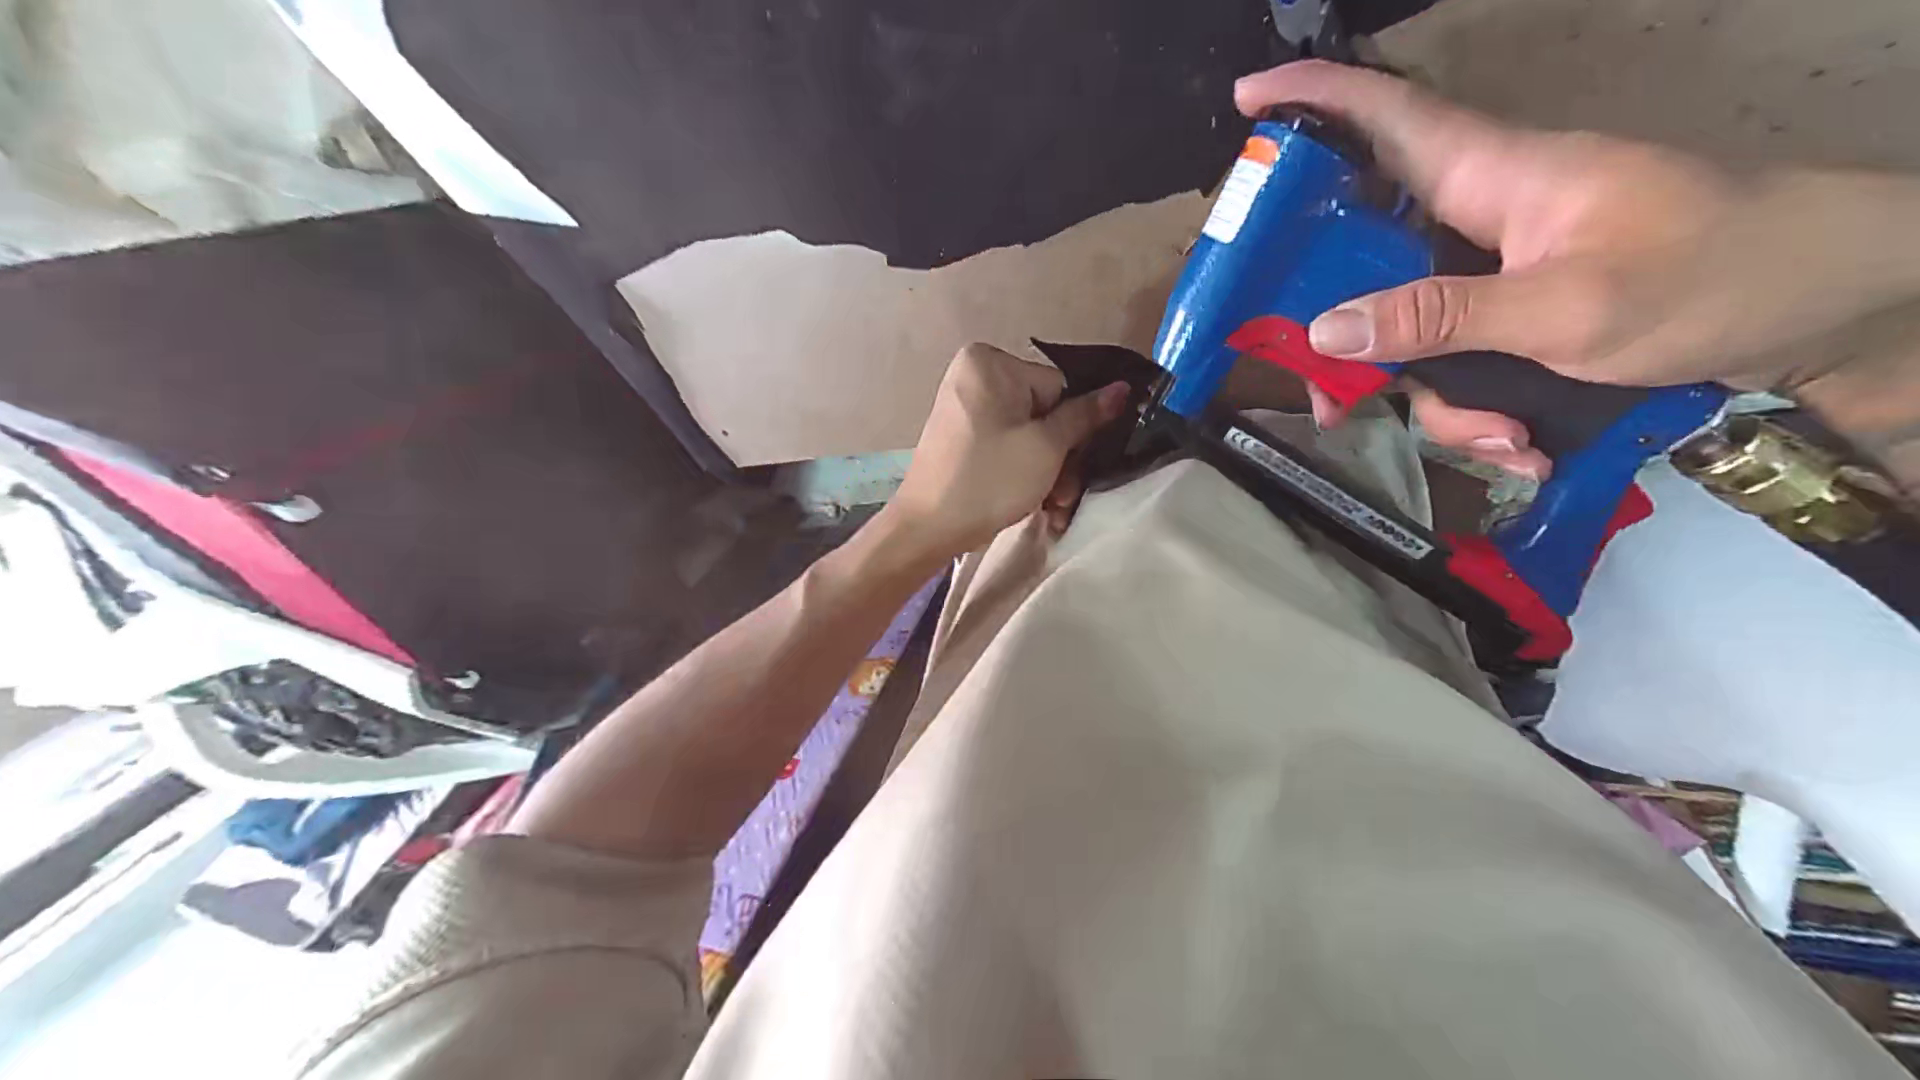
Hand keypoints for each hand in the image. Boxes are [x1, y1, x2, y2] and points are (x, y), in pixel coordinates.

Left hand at [881, 343, 1127, 558]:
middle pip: (1044, 412)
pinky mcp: (964, 436)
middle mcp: (975, 375)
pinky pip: (1007, 444)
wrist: (929, 528)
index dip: (1072, 429)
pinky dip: (1024, 471)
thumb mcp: (1045, 447)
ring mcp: (967, 406)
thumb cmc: (988, 480)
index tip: (1079, 465)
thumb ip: (1085, 416)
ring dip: (1048, 470)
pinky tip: (1037, 501)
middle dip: (1061, 456)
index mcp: (989, 362)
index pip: (1058, 388)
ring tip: (1054, 505)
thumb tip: (1123, 388)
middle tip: (1066, 494)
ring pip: (1029, 433)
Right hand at [1234, 61, 1919, 478]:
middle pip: (1361, 262)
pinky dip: (1476, 415)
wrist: (1830, 309)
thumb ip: (1438, 316)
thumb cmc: (1717, 273)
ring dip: (1434, 402)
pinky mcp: (1501, 318)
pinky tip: (1521, 445)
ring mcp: (1483, 274)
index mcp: (1488, 176)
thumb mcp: (1567, 306)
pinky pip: (1449, 366)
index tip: (1246, 101)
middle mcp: (1469, 221)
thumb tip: (1322, 332)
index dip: (1312, 102)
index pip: (1384, 117)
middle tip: (1327, 396)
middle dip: (1343, 340)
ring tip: (1500, 440)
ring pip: (1404, 334)